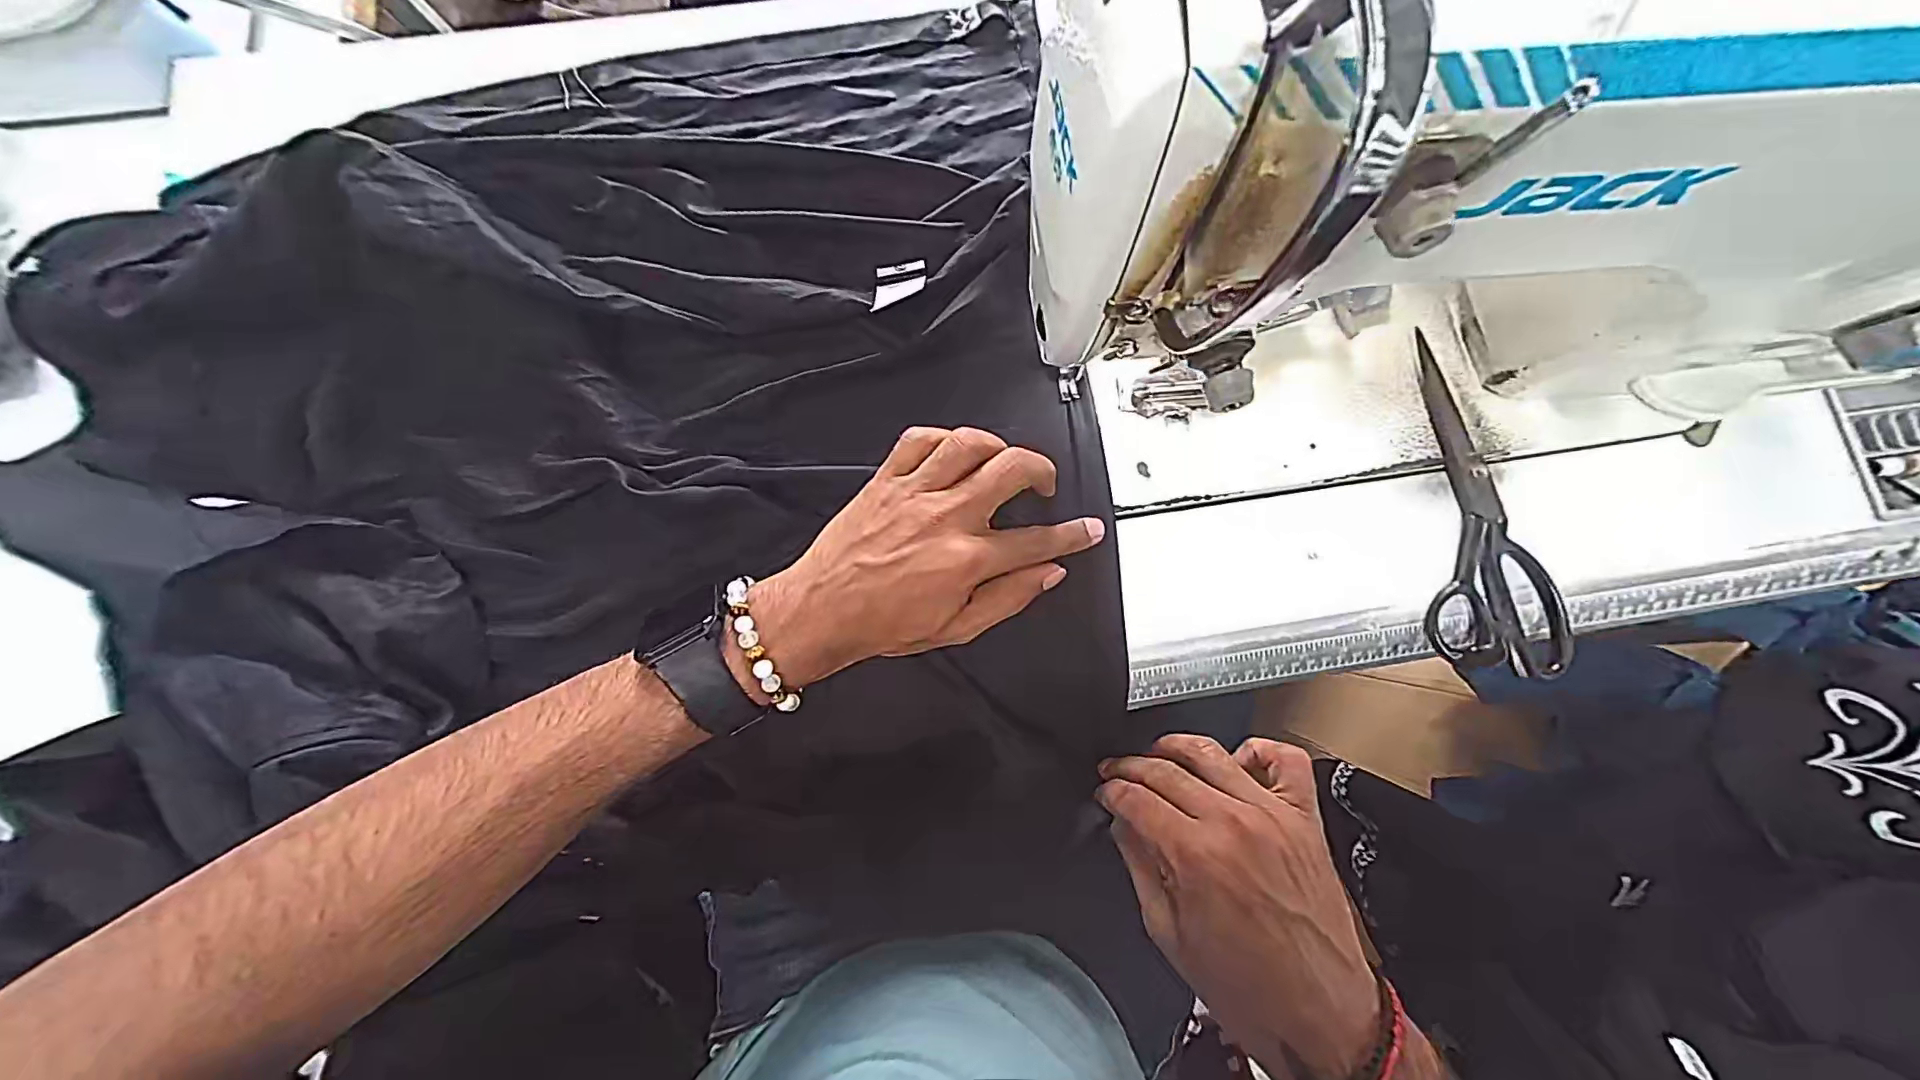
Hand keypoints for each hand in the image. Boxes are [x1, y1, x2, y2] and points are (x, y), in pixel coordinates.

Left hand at [736, 426, 1105, 690]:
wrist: (822, 610)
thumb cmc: (879, 623)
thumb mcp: (956, 628)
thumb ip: (1009, 597)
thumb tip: (1045, 574)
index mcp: (965, 559)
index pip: (1037, 540)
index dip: (1072, 535)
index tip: (1086, 530)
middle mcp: (944, 518)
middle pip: (1013, 470)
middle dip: (1043, 471)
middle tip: (1044, 485)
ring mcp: (913, 493)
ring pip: (970, 443)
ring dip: (998, 447)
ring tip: (1003, 462)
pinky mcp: (885, 481)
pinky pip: (919, 440)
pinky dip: (943, 438)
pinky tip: (952, 452)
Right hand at [1098, 736, 1379, 1078]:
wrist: (1323, 1018)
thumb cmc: (1251, 990)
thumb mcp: (1169, 933)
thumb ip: (1139, 866)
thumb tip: (1123, 826)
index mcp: (1195, 856)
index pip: (1135, 797)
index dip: (1110, 790)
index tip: (1104, 793)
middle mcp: (1233, 825)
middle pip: (1164, 769)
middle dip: (1129, 766)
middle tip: (1117, 772)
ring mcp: (1273, 816)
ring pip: (1211, 751)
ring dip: (1174, 746)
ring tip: (1158, 754)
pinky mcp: (1305, 820)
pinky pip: (1283, 759)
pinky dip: (1256, 749)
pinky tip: (1235, 760)